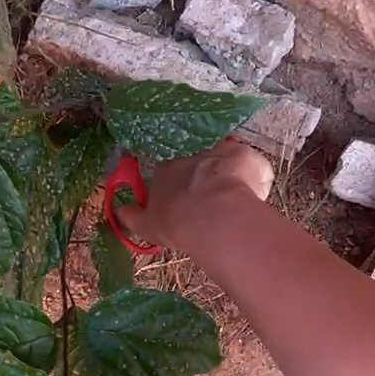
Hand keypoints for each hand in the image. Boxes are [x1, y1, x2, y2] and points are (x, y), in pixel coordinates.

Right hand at [113, 140, 273, 249]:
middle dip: (206, 178)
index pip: (171, 170)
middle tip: (212, 203)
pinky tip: (253, 199)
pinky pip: (254, 168)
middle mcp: (193, 151)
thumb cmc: (176, 221)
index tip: (184, 200)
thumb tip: (119, 210)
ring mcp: (222, 150)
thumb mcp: (146, 225)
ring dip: (231, 178)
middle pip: (200, 163)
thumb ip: (132, 217)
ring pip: (227, 163)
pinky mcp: (248, 155)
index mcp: (167, 166)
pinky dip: (255, 180)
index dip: (179, 185)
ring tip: (235, 203)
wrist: (212, 217)